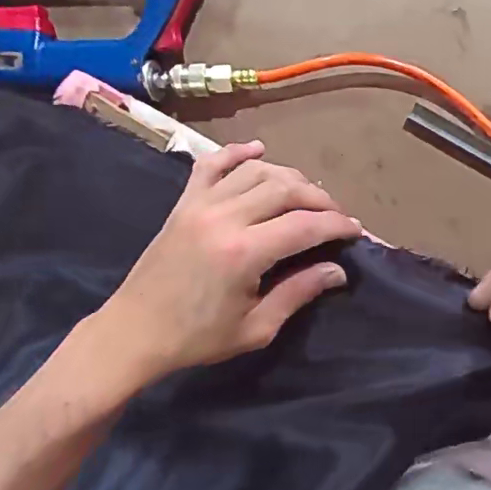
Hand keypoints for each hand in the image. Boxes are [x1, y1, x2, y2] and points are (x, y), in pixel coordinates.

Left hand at [90, 141, 360, 382]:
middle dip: (319, 198)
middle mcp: (223, 217)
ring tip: (307, 194)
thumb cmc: (197, 338)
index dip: (336, 225)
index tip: (356, 231)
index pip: (305, 225)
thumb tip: (337, 271)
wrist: (134, 332)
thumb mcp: (255, 328)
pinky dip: (238, 153)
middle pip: (285, 189)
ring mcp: (200, 204)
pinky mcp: (183, 203)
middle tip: (335, 216)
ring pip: (255, 171)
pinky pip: (212, 164)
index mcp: (243, 253)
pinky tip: (259, 151)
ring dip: (288, 177)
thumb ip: (298, 293)